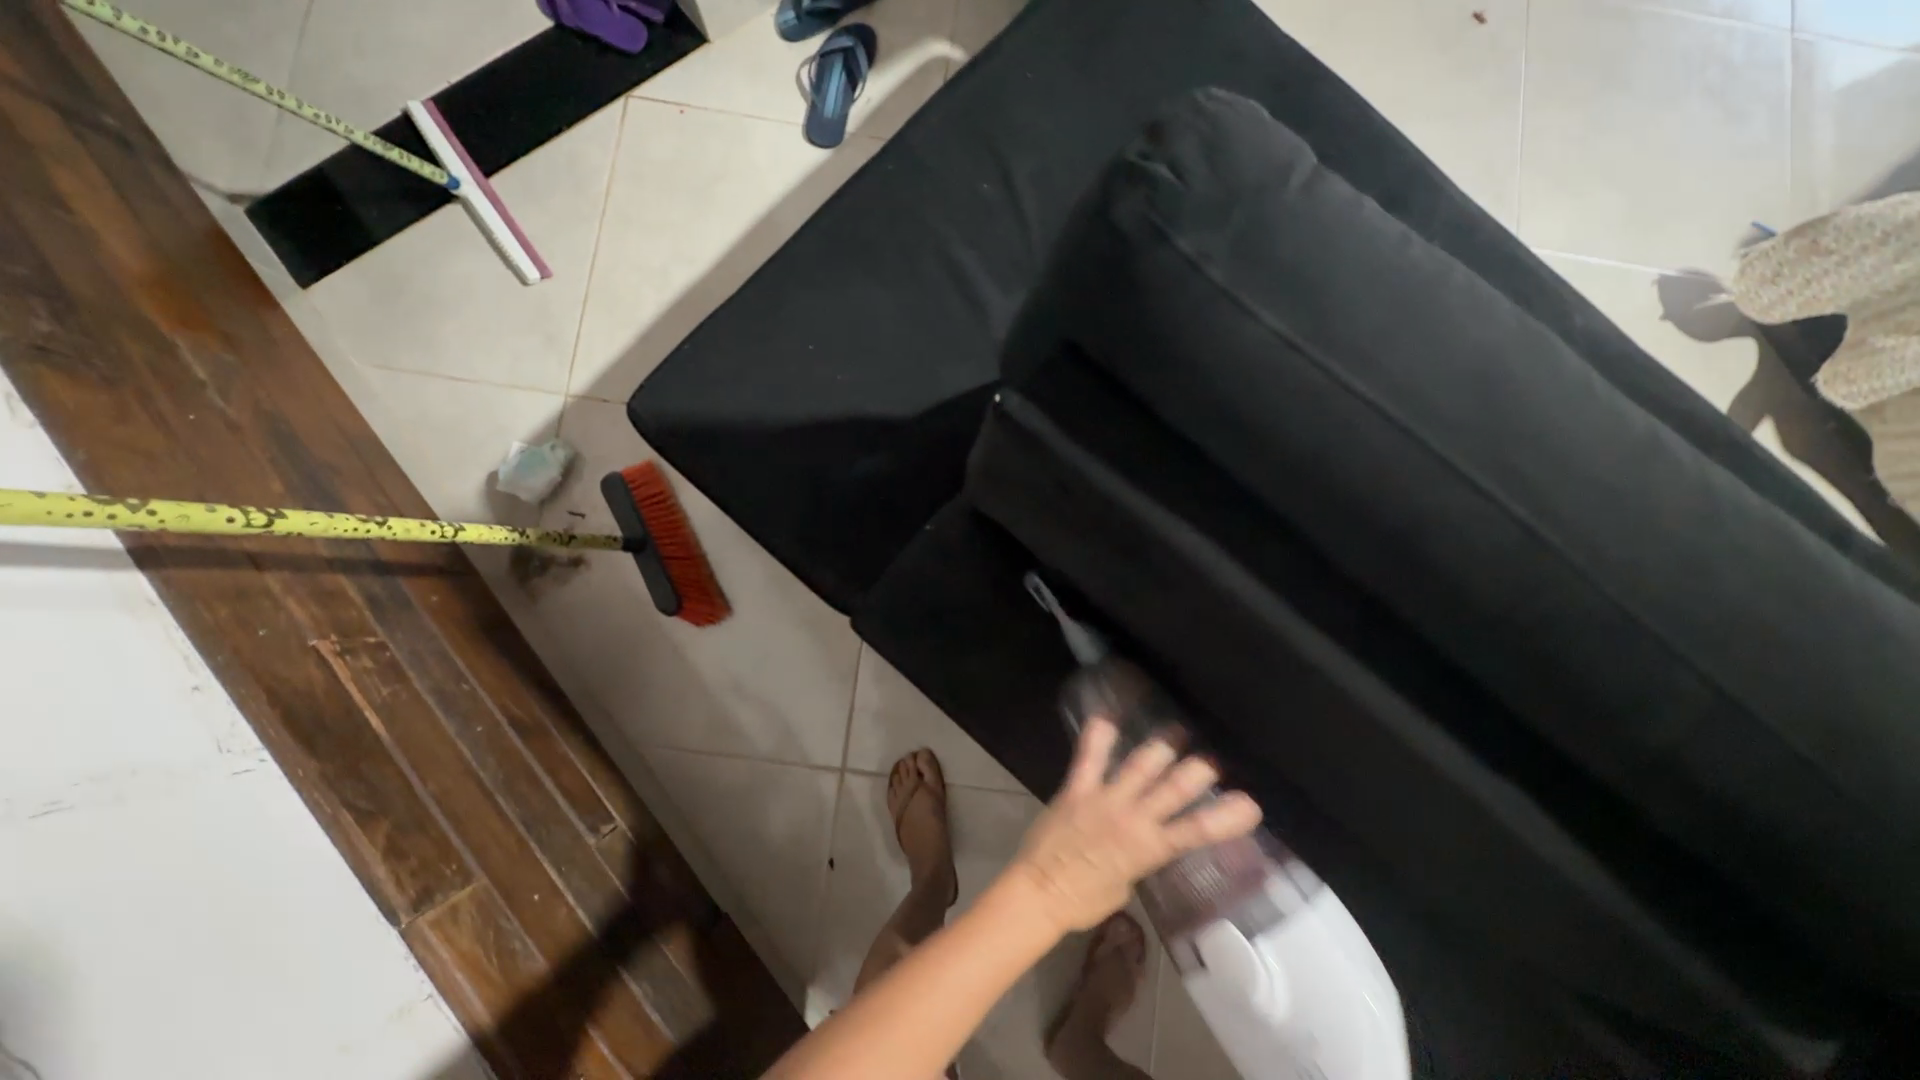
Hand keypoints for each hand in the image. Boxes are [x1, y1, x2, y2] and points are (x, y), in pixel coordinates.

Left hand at [1005, 718, 1262, 933]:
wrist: (1040, 893)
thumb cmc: (1084, 902)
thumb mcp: (1126, 886)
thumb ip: (1139, 858)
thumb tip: (1141, 845)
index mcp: (1150, 848)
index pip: (1198, 830)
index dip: (1227, 817)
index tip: (1251, 804)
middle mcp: (1133, 817)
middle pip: (1176, 786)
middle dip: (1200, 769)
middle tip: (1215, 757)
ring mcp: (1105, 798)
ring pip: (1141, 763)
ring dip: (1163, 744)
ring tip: (1178, 728)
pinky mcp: (1077, 788)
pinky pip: (1090, 755)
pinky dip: (1100, 734)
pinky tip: (1108, 715)